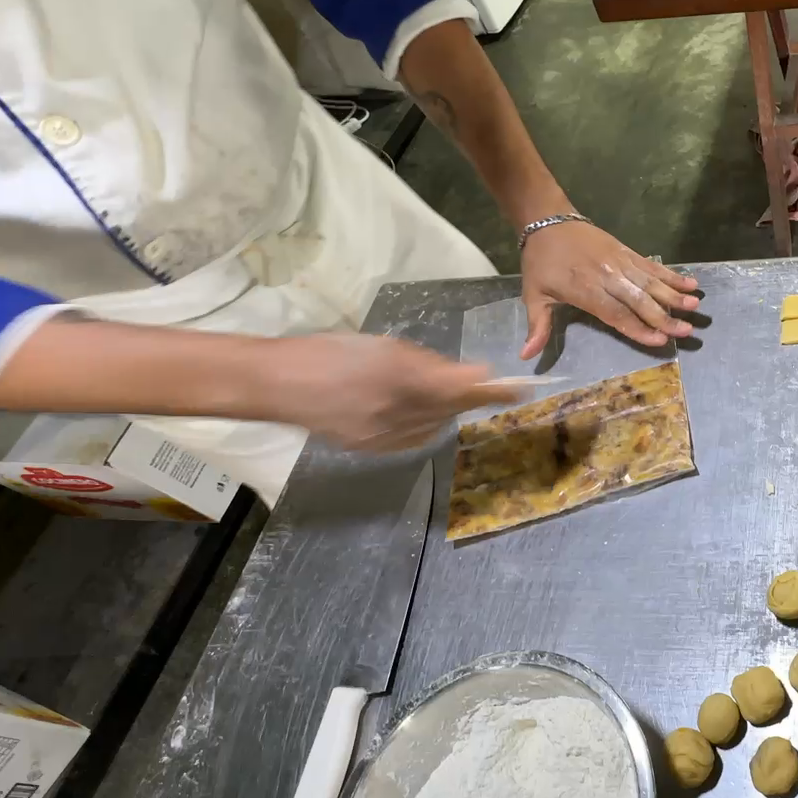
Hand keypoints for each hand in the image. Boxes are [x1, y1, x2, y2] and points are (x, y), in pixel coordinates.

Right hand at [260, 332, 521, 449]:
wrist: (277, 382)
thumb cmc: (333, 352)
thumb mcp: (386, 347)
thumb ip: (432, 364)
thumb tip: (476, 375)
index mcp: (399, 376)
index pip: (460, 388)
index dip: (493, 391)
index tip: (519, 389)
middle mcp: (395, 410)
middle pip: (451, 409)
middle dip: (467, 397)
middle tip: (478, 384)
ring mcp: (383, 434)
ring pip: (435, 425)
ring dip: (444, 410)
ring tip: (422, 391)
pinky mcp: (372, 449)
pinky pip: (414, 438)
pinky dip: (422, 424)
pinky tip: (407, 410)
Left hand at [518, 222, 698, 358]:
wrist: (548, 220)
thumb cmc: (541, 262)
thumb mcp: (533, 294)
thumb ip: (538, 326)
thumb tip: (527, 356)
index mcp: (585, 290)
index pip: (616, 313)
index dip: (638, 328)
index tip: (659, 340)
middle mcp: (607, 277)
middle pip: (640, 300)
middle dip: (664, 317)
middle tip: (686, 331)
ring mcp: (620, 262)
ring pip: (651, 281)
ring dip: (674, 295)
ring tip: (695, 307)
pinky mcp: (628, 252)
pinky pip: (652, 266)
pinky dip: (672, 275)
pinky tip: (690, 284)